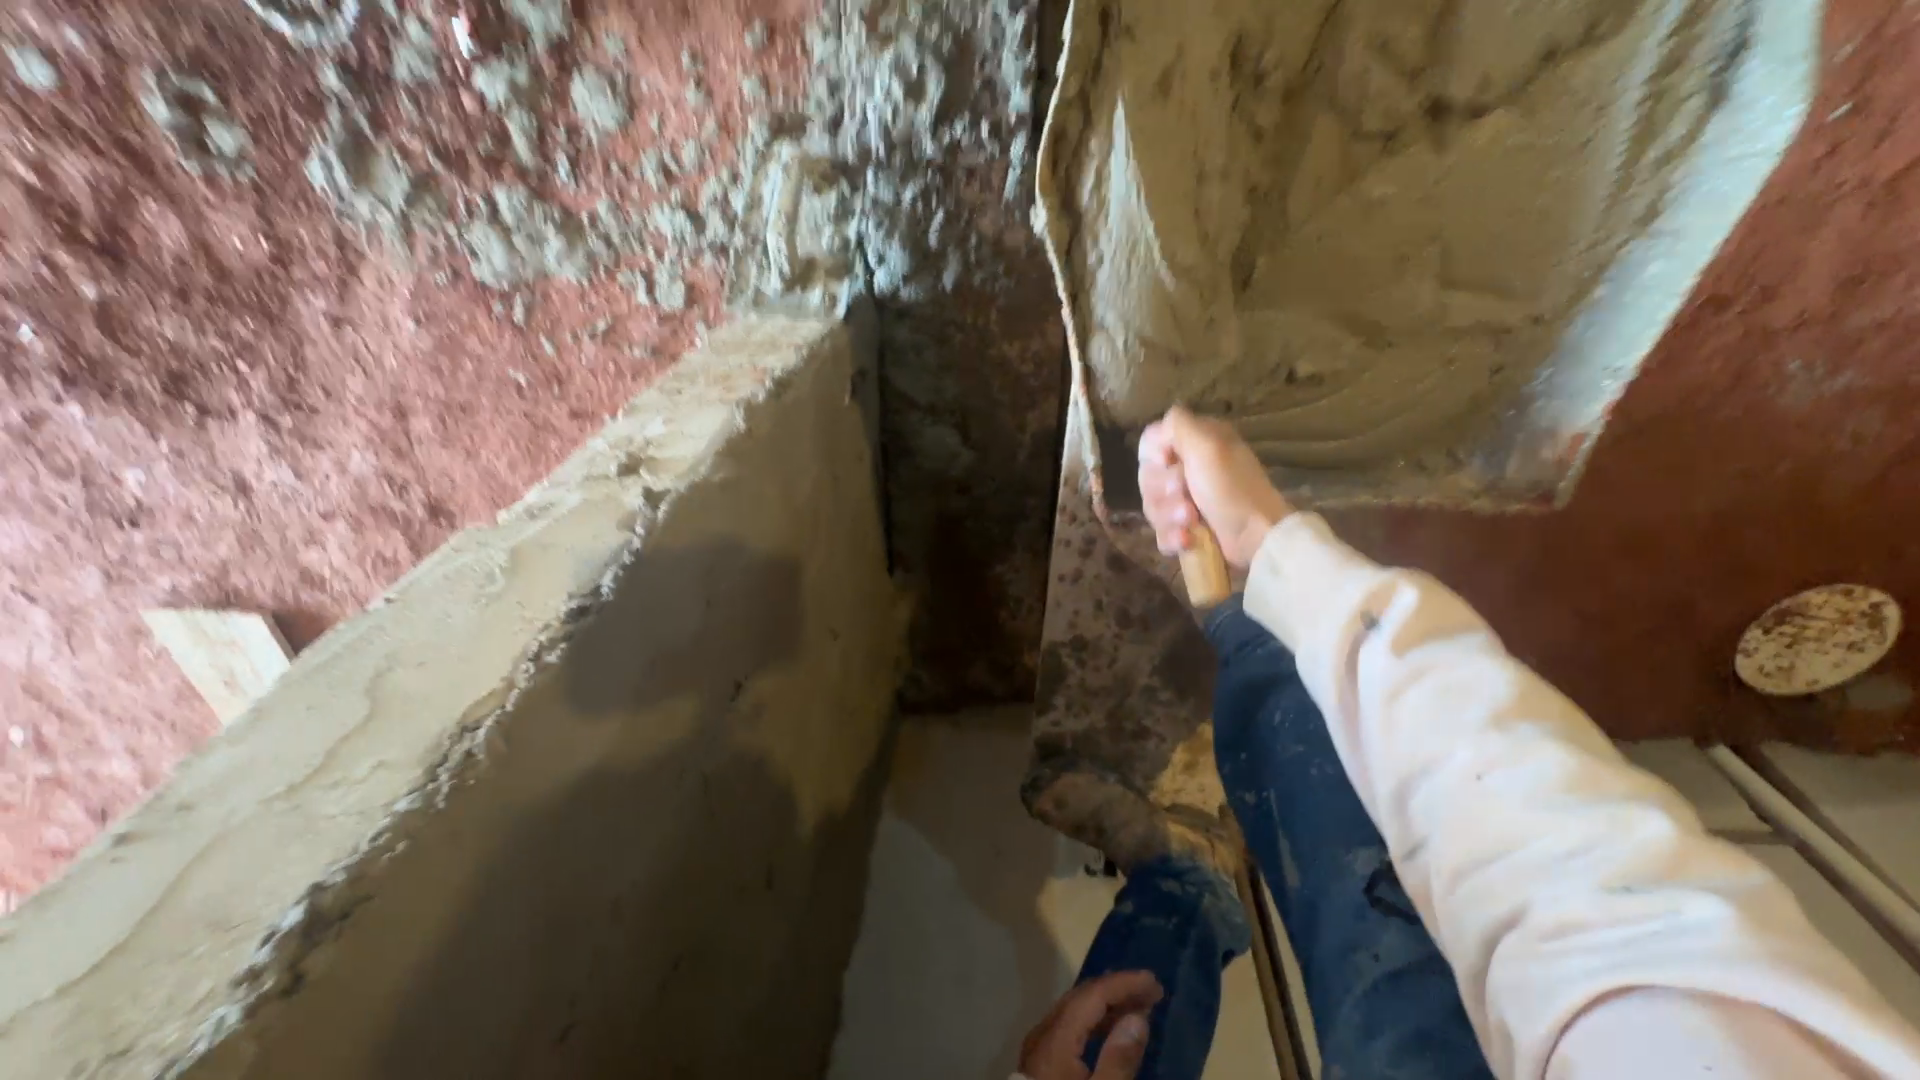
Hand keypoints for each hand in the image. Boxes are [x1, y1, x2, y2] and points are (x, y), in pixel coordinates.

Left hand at [1018, 970, 1161, 1079]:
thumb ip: (1119, 1060)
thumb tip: (1137, 1018)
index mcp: (1057, 1038)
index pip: (1092, 996)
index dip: (1124, 984)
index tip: (1155, 983)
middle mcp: (1045, 1034)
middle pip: (1081, 998)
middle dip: (1117, 989)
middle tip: (1152, 992)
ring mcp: (1041, 1048)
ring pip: (1075, 1012)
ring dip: (1107, 1005)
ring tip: (1139, 1008)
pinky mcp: (1043, 1063)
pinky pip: (1071, 1028)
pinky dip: (1095, 1022)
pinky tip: (1113, 1032)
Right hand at [1138, 405, 1291, 567]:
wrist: (1255, 536)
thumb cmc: (1232, 488)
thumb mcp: (1207, 445)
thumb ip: (1177, 424)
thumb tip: (1160, 429)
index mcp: (1194, 442)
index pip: (1150, 441)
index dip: (1153, 455)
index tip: (1168, 462)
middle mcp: (1188, 467)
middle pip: (1147, 476)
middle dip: (1164, 491)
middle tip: (1187, 497)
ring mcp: (1186, 500)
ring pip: (1152, 506)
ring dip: (1169, 516)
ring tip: (1192, 521)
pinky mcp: (1186, 528)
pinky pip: (1160, 532)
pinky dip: (1172, 537)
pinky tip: (1188, 539)